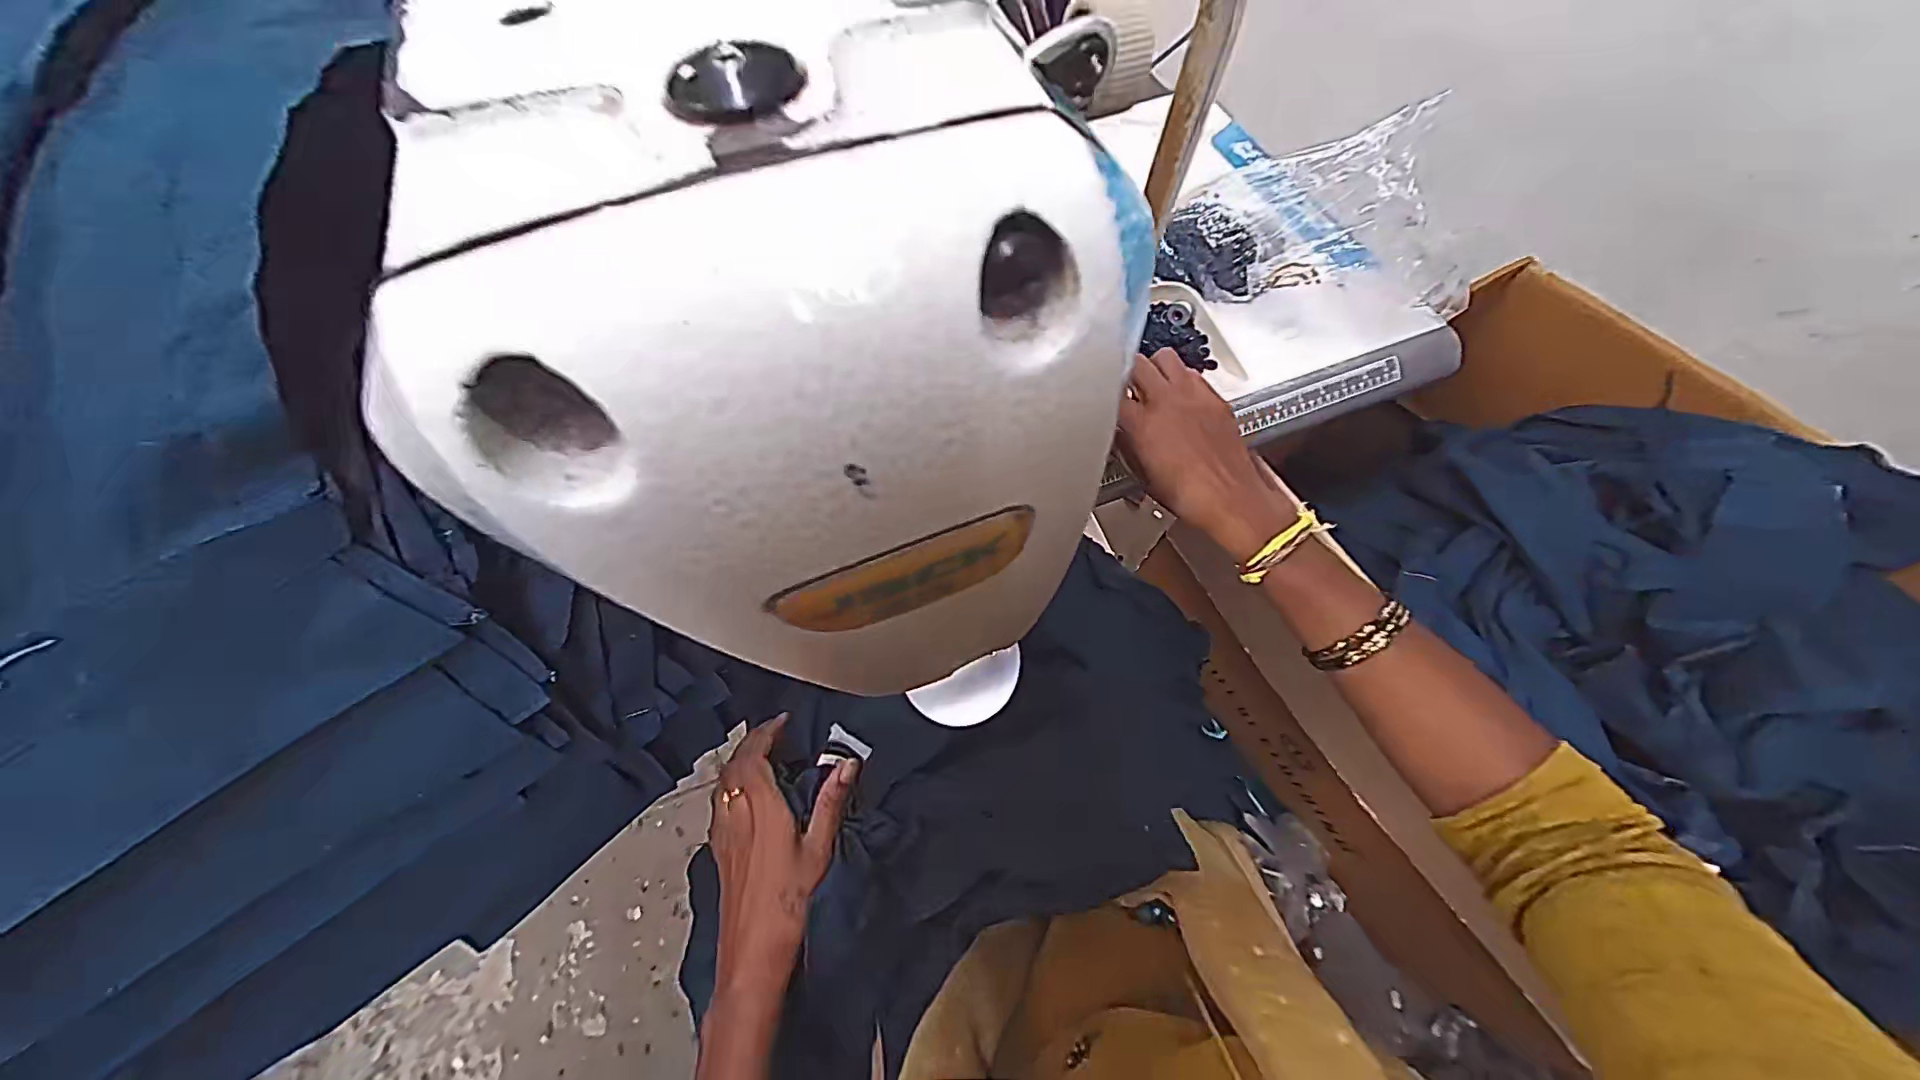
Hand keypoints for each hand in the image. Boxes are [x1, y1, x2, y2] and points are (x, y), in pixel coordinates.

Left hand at [709, 714, 857, 988]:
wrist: (752, 950)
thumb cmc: (785, 903)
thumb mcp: (818, 847)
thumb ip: (830, 801)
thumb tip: (845, 766)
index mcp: (759, 806)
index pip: (754, 753)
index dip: (766, 731)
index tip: (782, 722)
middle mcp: (734, 813)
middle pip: (734, 762)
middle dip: (753, 742)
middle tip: (774, 734)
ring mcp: (722, 831)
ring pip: (723, 781)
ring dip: (740, 761)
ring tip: (761, 756)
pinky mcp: (718, 848)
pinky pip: (720, 801)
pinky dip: (733, 784)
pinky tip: (746, 796)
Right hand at [1116, 349, 1292, 559]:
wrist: (1230, 498)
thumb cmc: (1191, 495)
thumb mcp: (1143, 474)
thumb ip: (1128, 445)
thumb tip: (1122, 432)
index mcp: (1143, 423)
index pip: (1112, 392)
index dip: (1105, 394)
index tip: (1103, 400)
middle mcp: (1167, 402)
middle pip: (1137, 363)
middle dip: (1127, 373)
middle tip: (1126, 386)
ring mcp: (1193, 396)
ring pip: (1166, 358)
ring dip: (1155, 368)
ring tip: (1153, 383)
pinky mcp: (1214, 399)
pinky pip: (1193, 374)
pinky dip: (1182, 379)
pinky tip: (1180, 397)